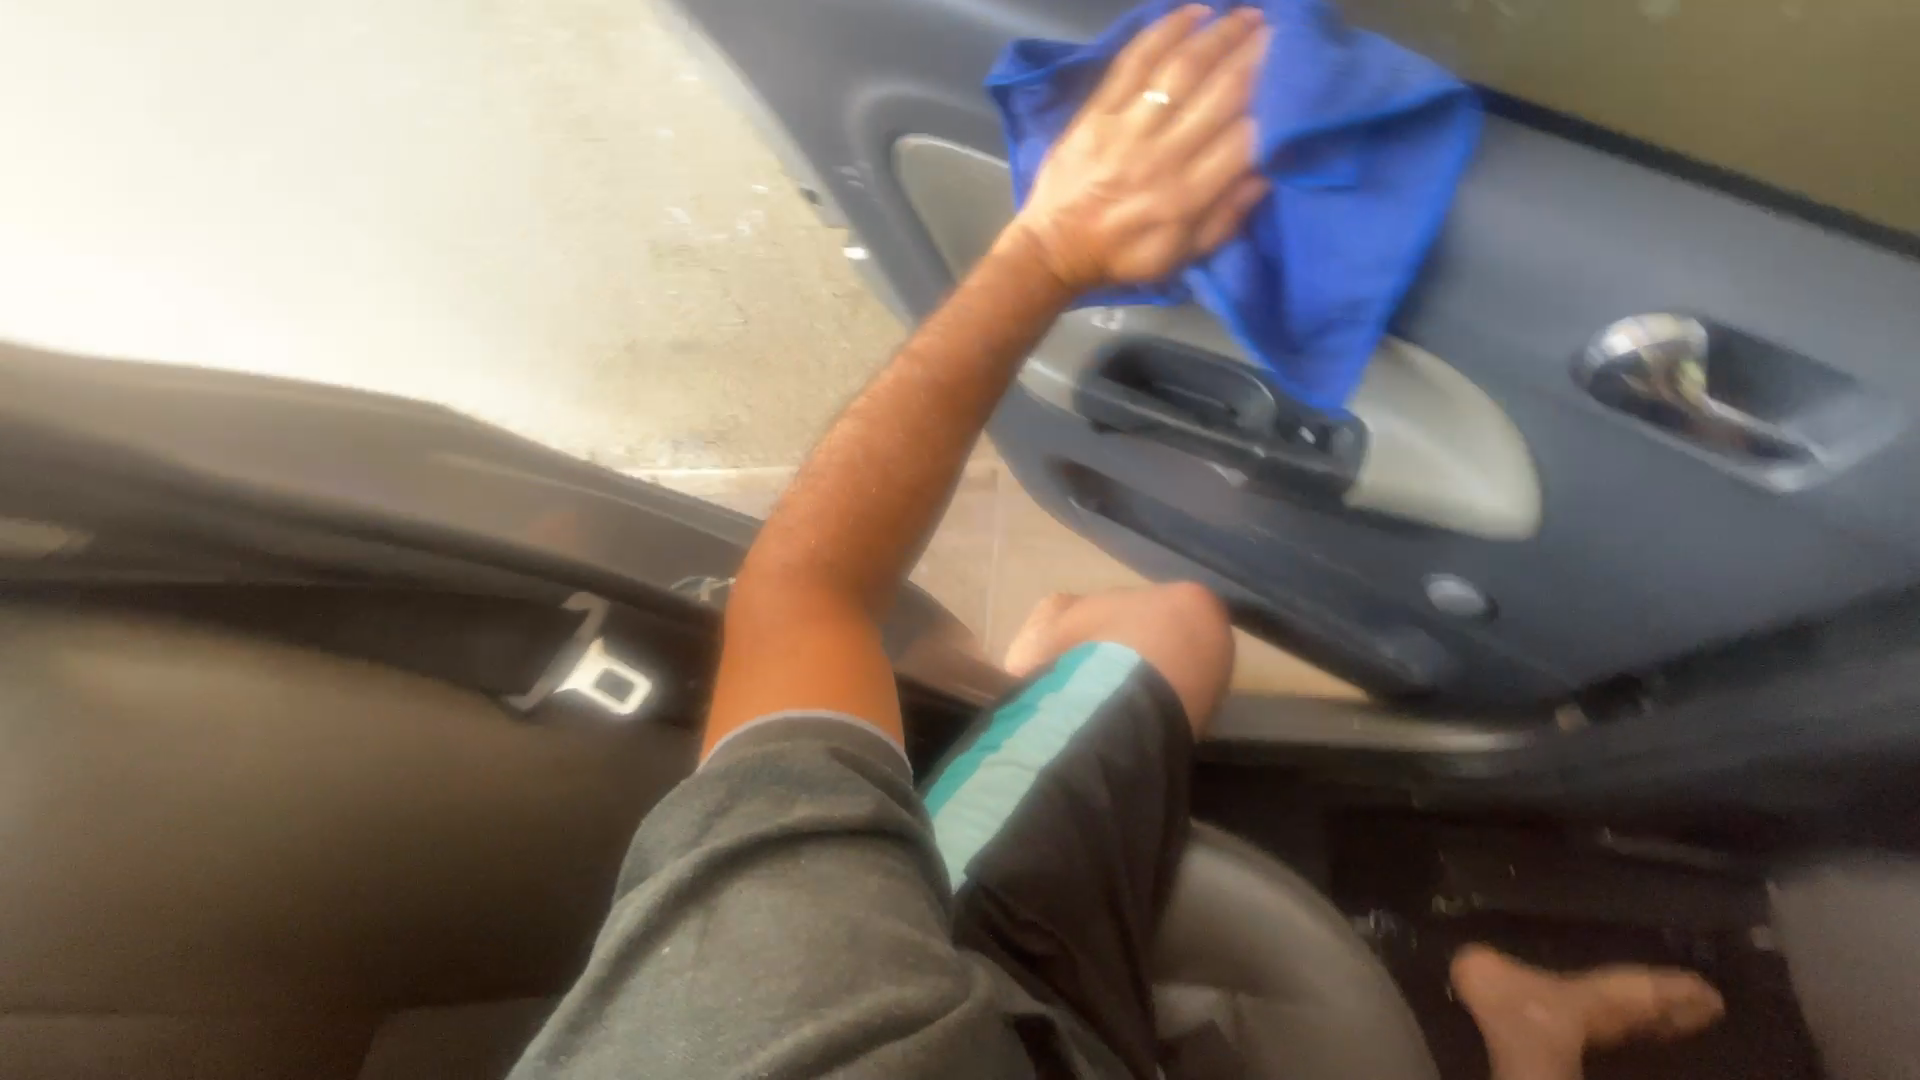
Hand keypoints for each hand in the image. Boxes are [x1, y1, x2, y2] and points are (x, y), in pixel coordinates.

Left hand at [1009, 4, 1271, 292]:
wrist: (1053, 250)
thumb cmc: (1121, 257)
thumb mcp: (1178, 257)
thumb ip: (1224, 220)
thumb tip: (1266, 173)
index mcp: (1183, 198)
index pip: (1243, 140)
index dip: (1274, 106)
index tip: (1295, 83)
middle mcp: (1159, 158)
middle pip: (1220, 94)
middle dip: (1257, 58)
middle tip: (1282, 35)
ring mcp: (1124, 130)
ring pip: (1182, 69)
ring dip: (1220, 35)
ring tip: (1247, 17)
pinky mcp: (1095, 114)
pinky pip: (1134, 62)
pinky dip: (1165, 31)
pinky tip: (1193, 13)